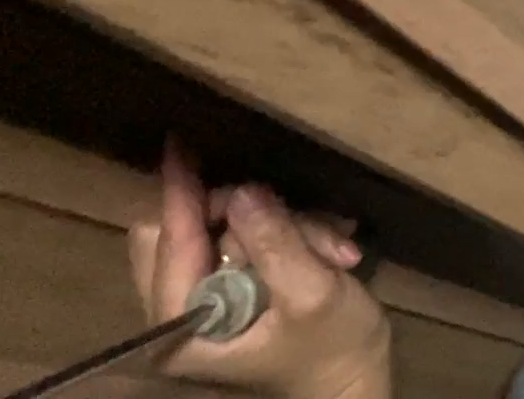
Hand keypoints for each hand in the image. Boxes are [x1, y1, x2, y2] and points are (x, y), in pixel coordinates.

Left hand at [127, 139, 391, 398]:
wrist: (351, 379)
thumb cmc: (333, 344)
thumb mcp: (313, 293)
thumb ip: (276, 242)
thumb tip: (244, 192)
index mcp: (182, 327)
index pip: (171, 245)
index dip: (180, 195)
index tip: (180, 148)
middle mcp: (178, 313)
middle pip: (181, 233)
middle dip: (243, 211)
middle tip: (291, 212)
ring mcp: (204, 299)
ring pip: (223, 230)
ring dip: (285, 226)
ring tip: (335, 250)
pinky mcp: (230, 287)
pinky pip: (246, 238)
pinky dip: (291, 233)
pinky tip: (331, 250)